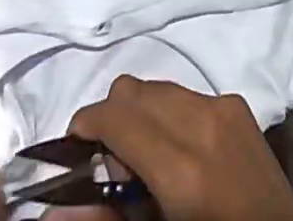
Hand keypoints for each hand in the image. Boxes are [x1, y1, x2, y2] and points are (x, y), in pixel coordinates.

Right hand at [68, 76, 292, 220]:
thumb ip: (107, 219)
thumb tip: (51, 212)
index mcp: (182, 166)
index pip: (116, 115)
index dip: (85, 126)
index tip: (73, 150)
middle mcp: (203, 121)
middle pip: (133, 89)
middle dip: (111, 118)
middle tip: (110, 163)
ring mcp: (226, 107)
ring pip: (159, 86)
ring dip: (140, 113)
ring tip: (144, 156)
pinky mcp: (241, 105)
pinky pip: (188, 92)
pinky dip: (170, 112)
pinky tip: (178, 148)